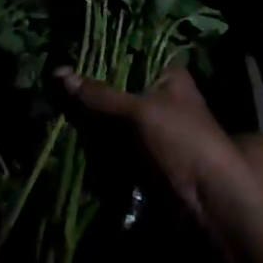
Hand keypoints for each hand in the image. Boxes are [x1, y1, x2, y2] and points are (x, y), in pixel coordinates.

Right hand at [55, 65, 250, 224]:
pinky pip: (111, 144)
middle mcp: (159, 98)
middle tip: (53, 87)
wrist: (210, 206)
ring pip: (110, 118)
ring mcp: (150, 130)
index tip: (66, 58)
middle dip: (88, 93)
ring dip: (88, 120)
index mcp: (167, 76)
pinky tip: (68, 135)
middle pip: (115, 89)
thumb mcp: (139, 111)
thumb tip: (58, 73)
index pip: (127, 56)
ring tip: (54, 109)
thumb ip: (100, 94)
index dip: (98, 57)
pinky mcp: (142, 158)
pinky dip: (94, 143)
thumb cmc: (182, 142)